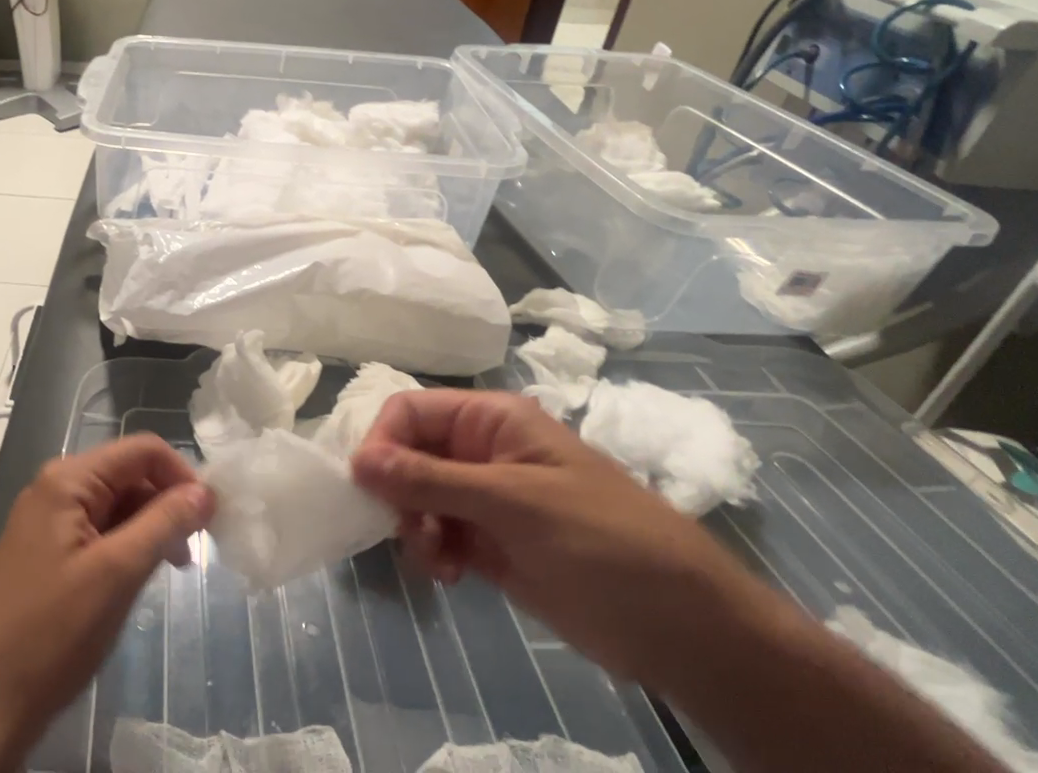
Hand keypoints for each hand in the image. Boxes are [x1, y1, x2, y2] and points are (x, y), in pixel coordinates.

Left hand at [0, 436, 214, 772]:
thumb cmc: (53, 631)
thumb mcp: (117, 573)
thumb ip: (163, 524)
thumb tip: (206, 492)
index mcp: (67, 480)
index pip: (141, 450)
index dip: (182, 475)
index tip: (212, 517)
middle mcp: (54, 488)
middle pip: (128, 475)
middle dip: (167, 503)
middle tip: (197, 549)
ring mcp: (47, 521)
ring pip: (115, 505)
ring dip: (150, 527)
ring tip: (175, 567)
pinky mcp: (46, 552)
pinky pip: (98, 531)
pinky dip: (127, 545)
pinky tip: (140, 576)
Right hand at [349, 388, 767, 687]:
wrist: (680, 626)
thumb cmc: (603, 541)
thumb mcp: (515, 502)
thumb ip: (431, 480)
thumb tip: (357, 460)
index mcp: (494, 422)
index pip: (412, 411)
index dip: (382, 442)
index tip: (368, 487)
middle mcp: (483, 453)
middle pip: (408, 455)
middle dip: (398, 492)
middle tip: (409, 532)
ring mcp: (487, 501)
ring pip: (417, 499)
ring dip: (413, 527)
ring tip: (437, 562)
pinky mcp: (491, 544)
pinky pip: (437, 535)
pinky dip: (431, 552)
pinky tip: (449, 575)